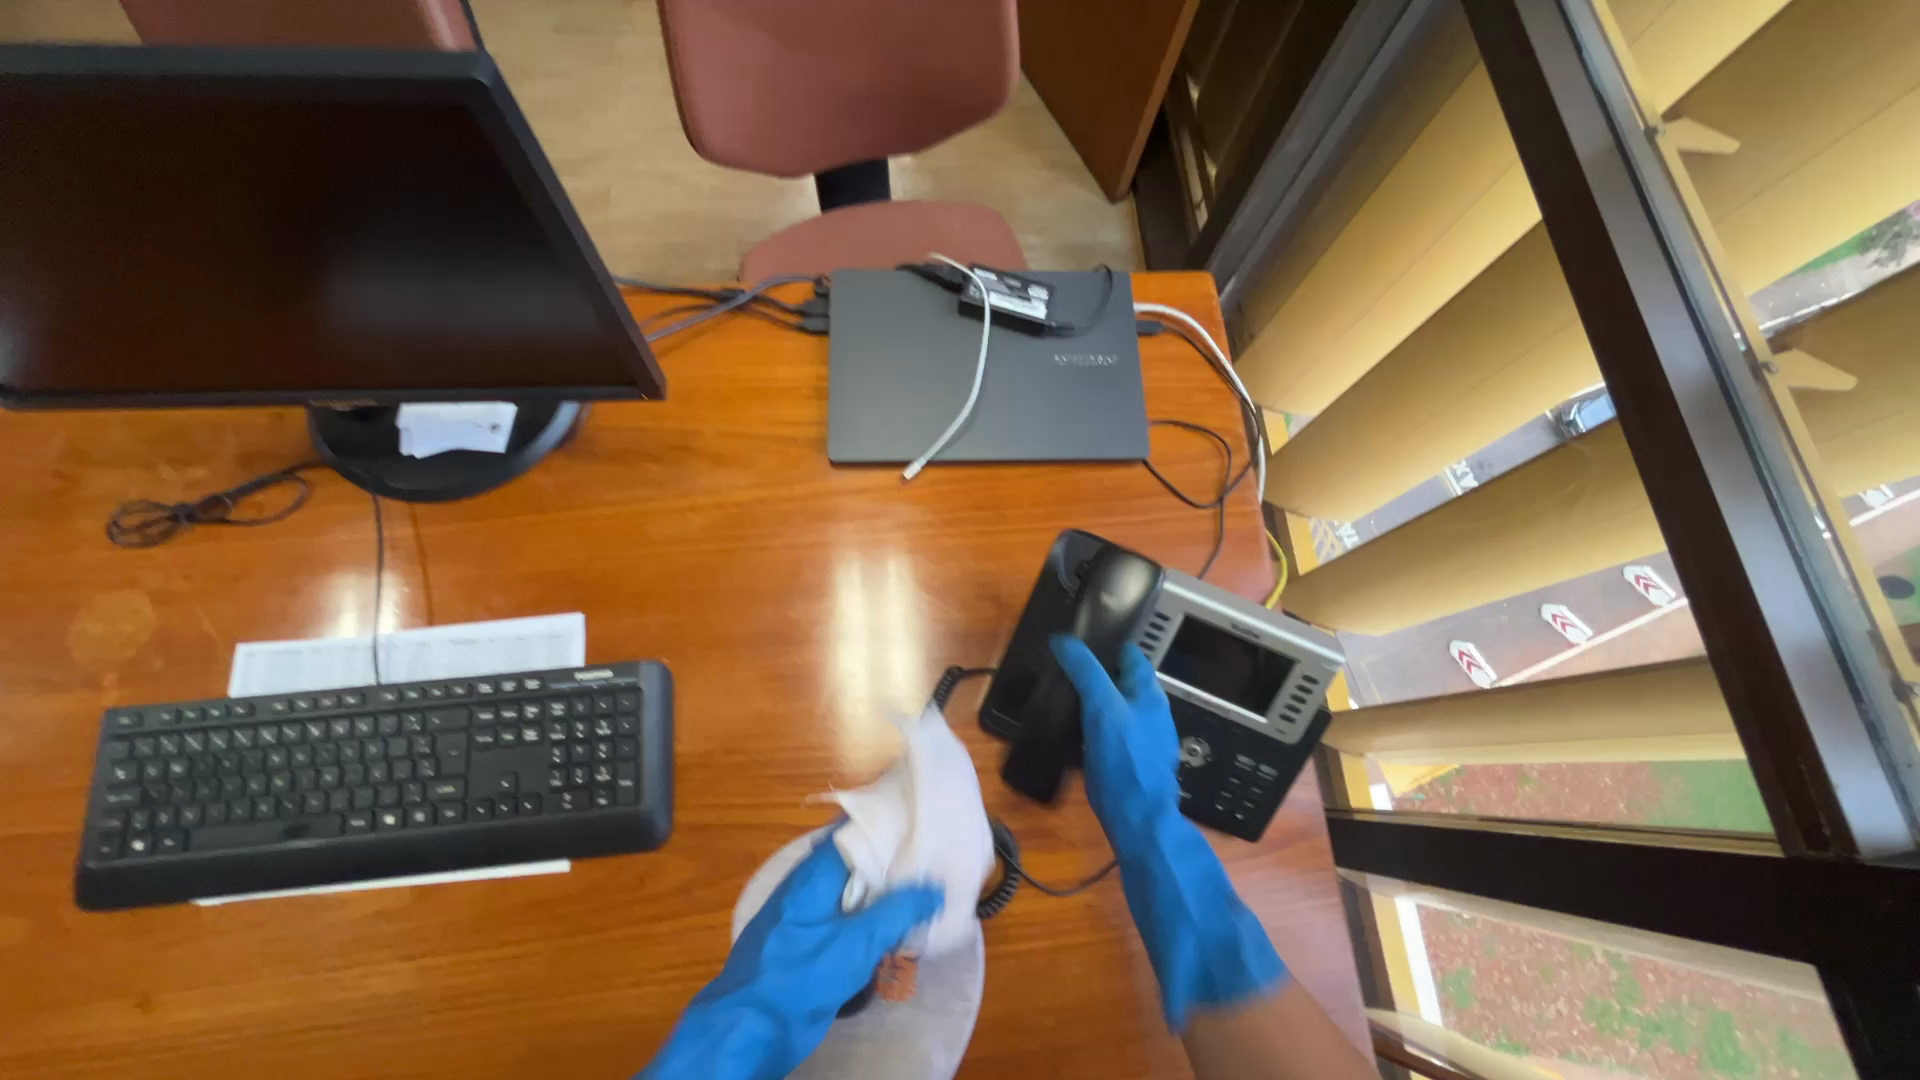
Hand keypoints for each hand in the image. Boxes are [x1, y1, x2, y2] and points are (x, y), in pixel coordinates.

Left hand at [639, 834, 942, 1079]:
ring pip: (849, 889)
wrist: (745, 1031)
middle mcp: (805, 883)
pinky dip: (866, 915)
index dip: (888, 822)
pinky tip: (890, 928)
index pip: (855, 828)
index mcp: (814, 872)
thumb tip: (935, 884)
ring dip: (880, 890)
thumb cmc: (799, 978)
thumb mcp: (856, 945)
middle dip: (890, 859)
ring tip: (920, 891)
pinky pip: (841, 915)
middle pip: (854, 858)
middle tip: (930, 859)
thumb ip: (897, 911)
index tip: (922, 821)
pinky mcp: (802, 940)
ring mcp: (801, 913)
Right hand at [1048, 635, 1182, 843]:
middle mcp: (1154, 712)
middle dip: (1097, 677)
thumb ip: (1085, 671)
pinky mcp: (1137, 763)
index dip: (1105, 646)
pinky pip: (1116, 736)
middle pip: (1124, 683)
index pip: (1130, 655)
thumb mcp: (1100, 708)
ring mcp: (1148, 739)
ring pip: (1120, 710)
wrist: (1139, 819)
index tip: (1076, 647)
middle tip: (1064, 678)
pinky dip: (1099, 731)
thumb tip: (1062, 640)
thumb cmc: (1122, 760)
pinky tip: (1080, 740)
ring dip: (1097, 705)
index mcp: (1149, 693)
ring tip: (1066, 706)